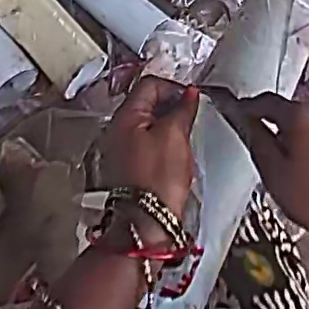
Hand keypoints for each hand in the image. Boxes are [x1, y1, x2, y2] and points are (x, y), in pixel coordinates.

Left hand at [99, 76, 198, 219]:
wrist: (148, 223)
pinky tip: (175, 154)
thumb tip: (189, 94)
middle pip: (147, 102)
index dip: (173, 88)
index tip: (190, 99)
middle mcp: (118, 130)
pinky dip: (164, 141)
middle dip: (171, 106)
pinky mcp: (131, 166)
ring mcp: (122, 149)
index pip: (149, 85)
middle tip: (189, 116)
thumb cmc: (158, 180)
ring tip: (184, 136)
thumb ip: (182, 108)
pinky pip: (148, 142)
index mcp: (125, 116)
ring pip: (149, 123)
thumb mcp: (175, 135)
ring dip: (168, 124)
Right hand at [210, 89, 308, 248]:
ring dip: (280, 129)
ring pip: (296, 119)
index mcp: (297, 114)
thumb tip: (241, 118)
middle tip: (246, 135)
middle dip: (261, 118)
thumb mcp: (274, 172)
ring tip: (268, 152)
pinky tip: (292, 159)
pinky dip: (296, 137)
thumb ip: (255, 139)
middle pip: (280, 107)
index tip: (228, 114)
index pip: (261, 100)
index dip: (243, 107)